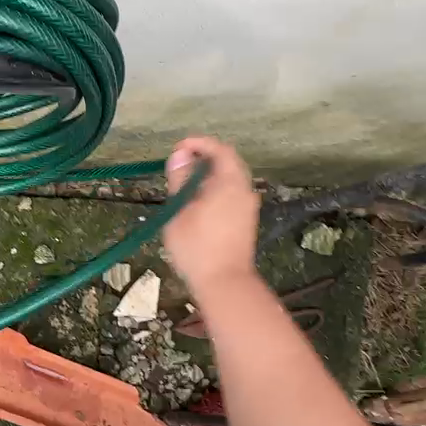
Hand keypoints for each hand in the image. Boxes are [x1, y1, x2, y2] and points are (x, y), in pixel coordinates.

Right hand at [162, 136, 260, 295]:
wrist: (224, 281)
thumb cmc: (196, 247)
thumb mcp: (180, 212)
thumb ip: (180, 181)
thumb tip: (179, 155)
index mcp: (230, 183)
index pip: (220, 150)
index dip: (199, 144)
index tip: (178, 148)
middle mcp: (244, 189)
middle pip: (227, 163)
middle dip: (203, 158)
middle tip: (178, 164)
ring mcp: (247, 205)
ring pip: (229, 179)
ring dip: (208, 175)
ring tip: (183, 185)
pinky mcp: (245, 219)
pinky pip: (230, 193)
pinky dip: (214, 189)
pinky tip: (196, 203)